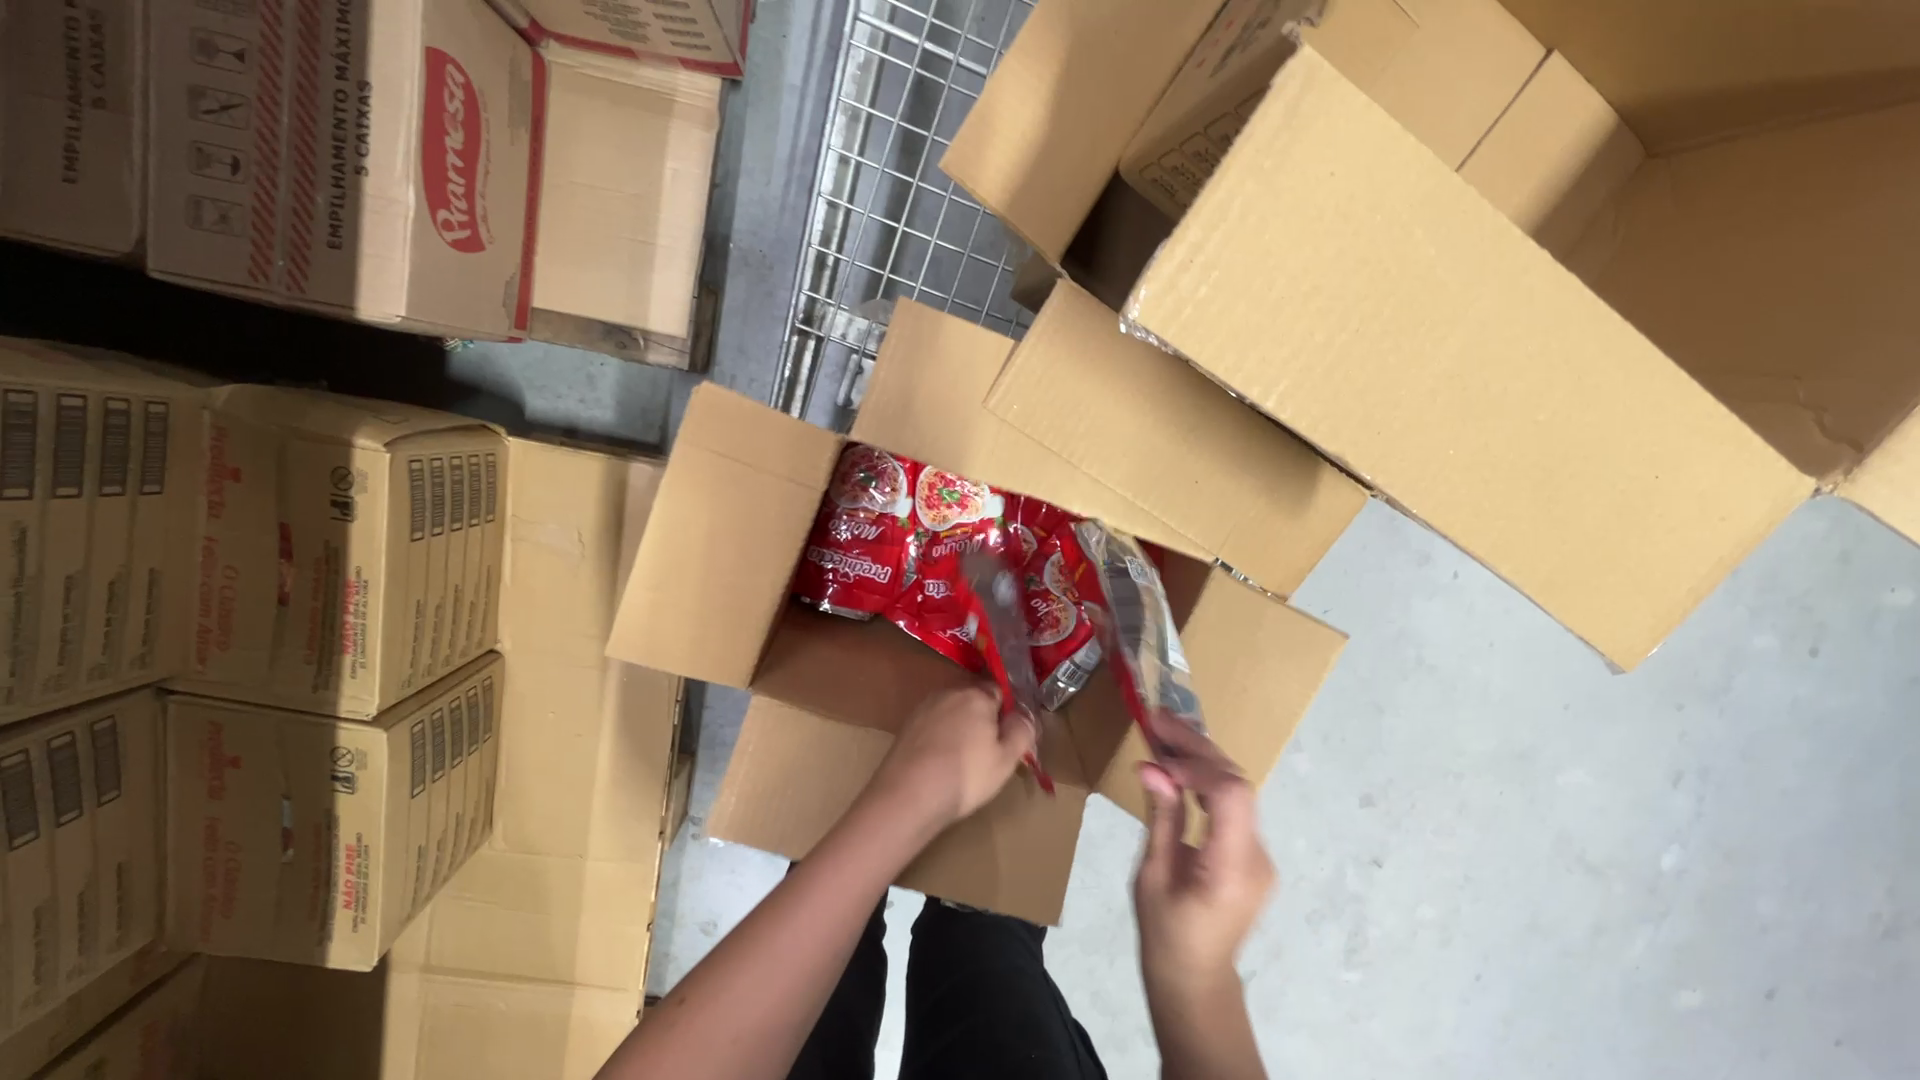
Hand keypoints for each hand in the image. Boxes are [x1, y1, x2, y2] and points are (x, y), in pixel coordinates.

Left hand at [867, 683, 1036, 830]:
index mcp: (976, 695)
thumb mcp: (1006, 759)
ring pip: (952, 713)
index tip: (1009, 738)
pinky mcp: (906, 726)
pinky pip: (934, 726)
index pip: (1000, 692)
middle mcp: (948, 692)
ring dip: (960, 729)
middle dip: (983, 720)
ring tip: (963, 761)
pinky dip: (941, 738)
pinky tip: (941, 763)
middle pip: (974, 700)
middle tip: (988, 752)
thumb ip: (1021, 732)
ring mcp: (924, 708)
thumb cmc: (966, 775)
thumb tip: (1025, 716)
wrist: (909, 794)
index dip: (1008, 713)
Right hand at [1133, 723, 1275, 995]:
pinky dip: (1204, 781)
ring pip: (1237, 789)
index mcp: (1232, 867)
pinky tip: (1176, 766)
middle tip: (1156, 719)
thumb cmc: (1166, 933)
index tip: (1158, 755)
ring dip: (1199, 758)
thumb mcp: (1152, 875)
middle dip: (1196, 747)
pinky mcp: (1252, 852)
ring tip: (1162, 732)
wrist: (1196, 978)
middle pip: (1237, 783)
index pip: (1232, 795)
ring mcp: (1260, 854)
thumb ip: (1160, 818)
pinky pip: (1232, 806)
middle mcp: (1257, 855)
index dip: (1197, 766)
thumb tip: (1151, 767)